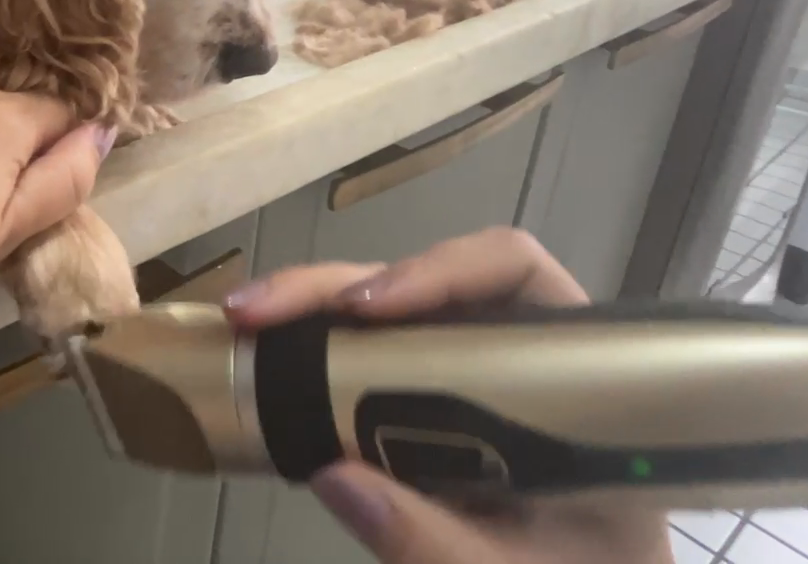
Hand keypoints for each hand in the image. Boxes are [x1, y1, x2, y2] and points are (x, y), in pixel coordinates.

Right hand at [225, 228, 672, 563]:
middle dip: (330, 284)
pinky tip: (258, 341)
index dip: (440, 271)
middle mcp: (500, 350)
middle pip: (415, 277)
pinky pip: (352, 338)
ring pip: (373, 298)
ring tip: (243, 318)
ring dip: (304, 299)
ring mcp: (448, 364)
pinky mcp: (405, 384)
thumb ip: (440, 544)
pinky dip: (301, 331)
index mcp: (563, 377)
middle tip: (258, 309)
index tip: (370, 309)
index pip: (512, 274)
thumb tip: (331, 472)